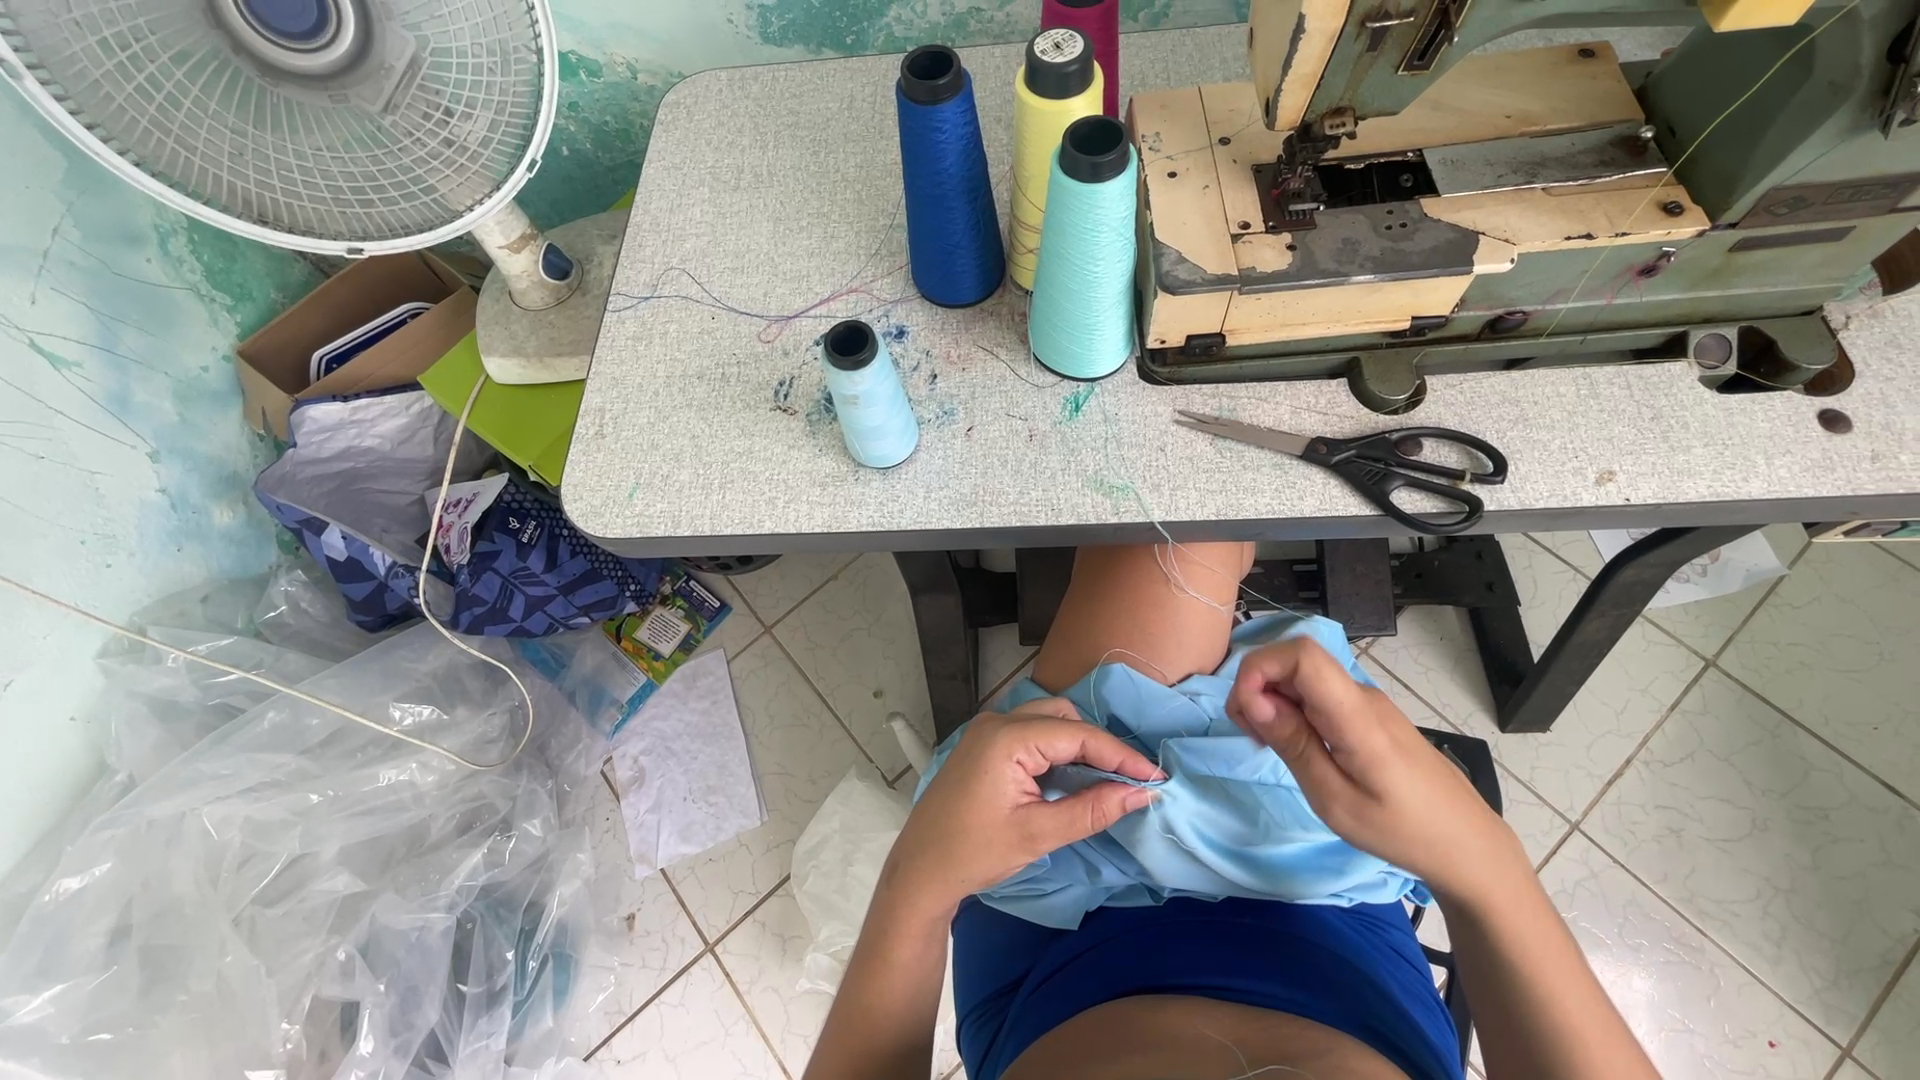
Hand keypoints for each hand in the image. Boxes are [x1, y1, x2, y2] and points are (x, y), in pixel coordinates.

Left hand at [881, 699, 1162, 915]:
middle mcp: (997, 722)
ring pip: (1049, 722)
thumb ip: (1092, 809)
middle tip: (1131, 780)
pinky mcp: (984, 744)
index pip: (1079, 735)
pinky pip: (1031, 734)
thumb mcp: (1038, 834)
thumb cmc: (974, 853)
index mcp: (1007, 738)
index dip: (1121, 756)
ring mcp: (987, 730)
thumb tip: (1142, 794)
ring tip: (1108, 779)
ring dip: (1080, 746)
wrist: (920, 870)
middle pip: (1065, 718)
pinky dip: (1057, 751)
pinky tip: (1074, 777)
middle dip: (1100, 747)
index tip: (1156, 777)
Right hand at [1225, 638, 1524, 900]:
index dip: (1259, 669)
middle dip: (1256, 687)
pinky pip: (1319, 695)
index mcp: (1356, 715)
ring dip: (1272, 700)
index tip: (1246, 715)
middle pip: (1295, 661)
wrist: (1468, 845)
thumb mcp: (1335, 800)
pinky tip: (1295, 746)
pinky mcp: (1369, 714)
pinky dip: (1292, 710)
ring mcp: (1368, 703)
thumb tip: (1252, 699)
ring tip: (1269, 745)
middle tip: (1250, 736)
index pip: (1301, 653)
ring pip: (1303, 678)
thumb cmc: (1401, 830)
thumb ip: (1293, 744)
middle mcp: (1362, 695)